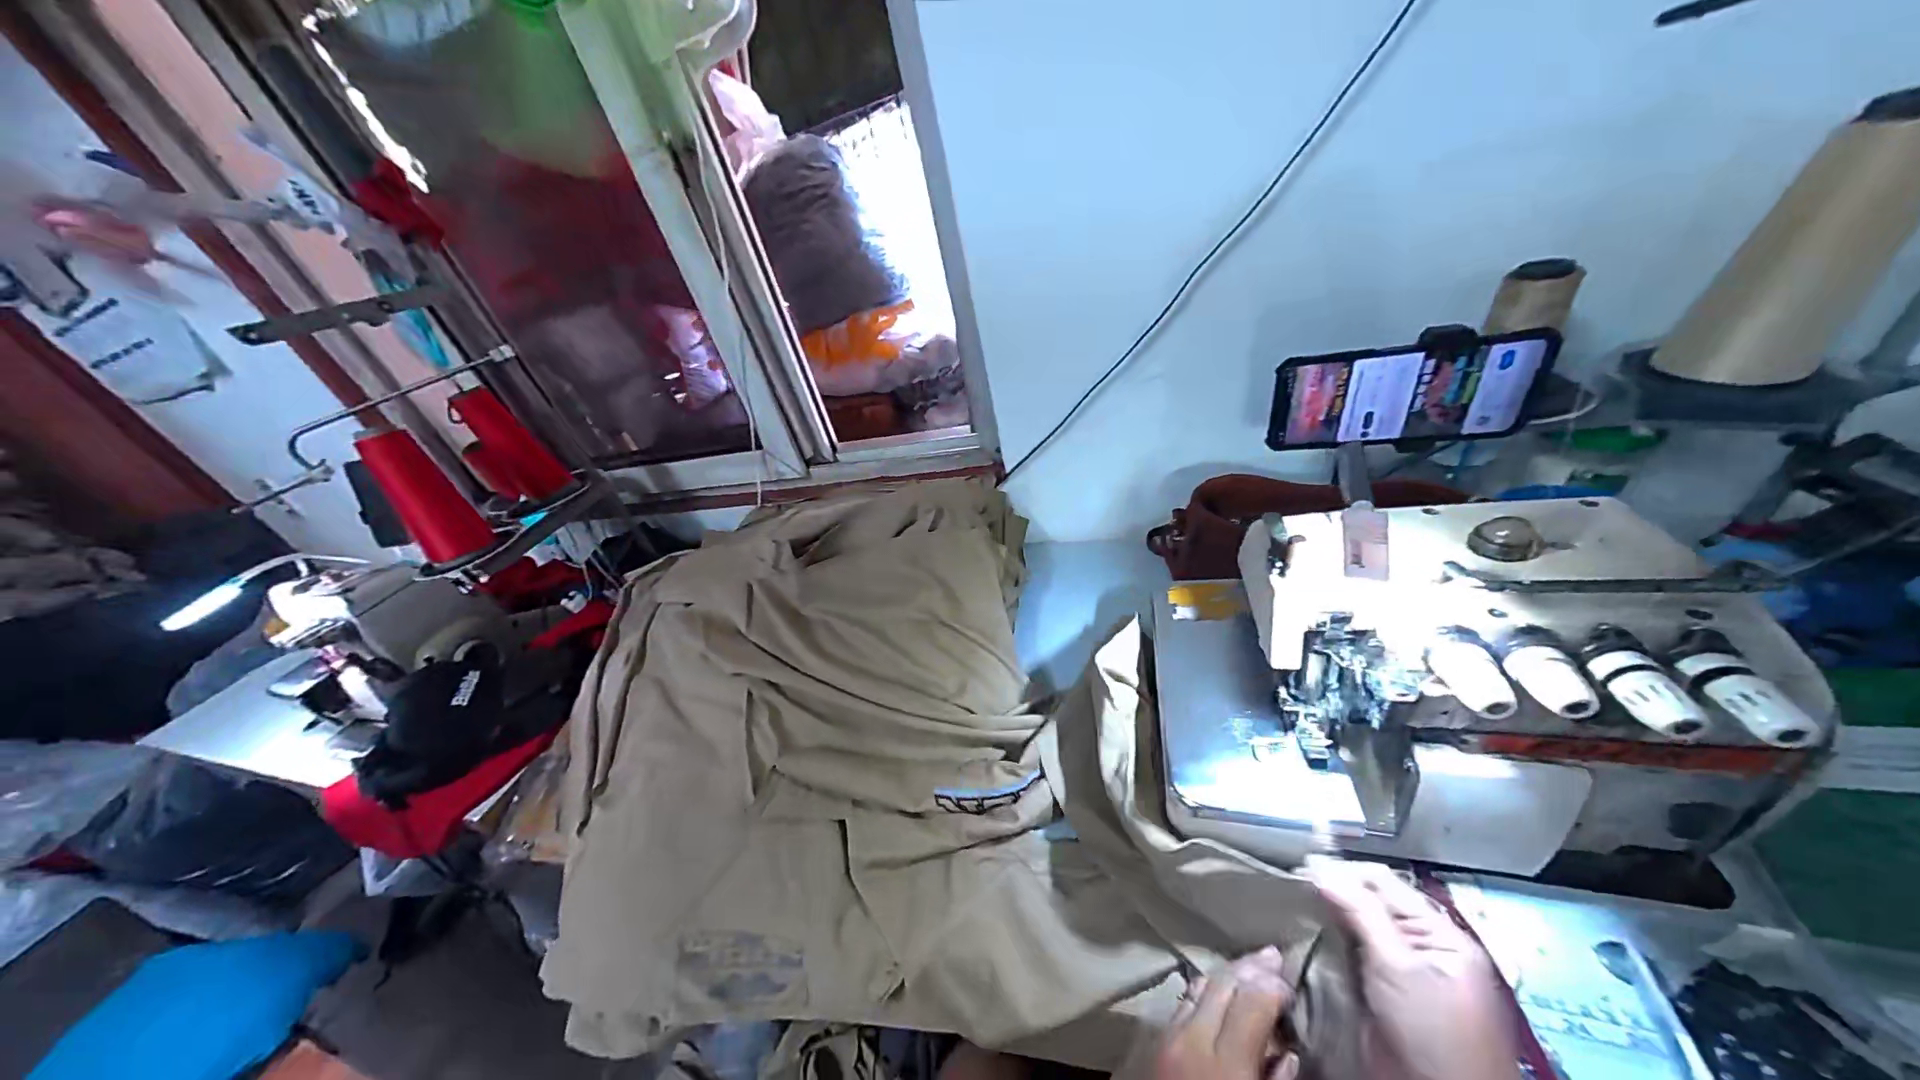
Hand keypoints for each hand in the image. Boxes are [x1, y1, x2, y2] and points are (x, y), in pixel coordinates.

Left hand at [1154, 947, 1298, 1079]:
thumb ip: (1275, 1079)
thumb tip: (1285, 1050)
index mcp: (1227, 1064)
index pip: (1252, 1002)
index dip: (1275, 987)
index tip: (1292, 986)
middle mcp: (1194, 1038)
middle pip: (1223, 985)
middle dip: (1251, 967)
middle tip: (1274, 956)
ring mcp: (1170, 1035)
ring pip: (1200, 986)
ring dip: (1227, 973)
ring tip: (1251, 965)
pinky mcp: (1157, 1040)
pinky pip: (1184, 1001)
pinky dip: (1205, 988)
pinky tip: (1218, 986)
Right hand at [1304, 857, 1518, 1079]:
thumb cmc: (1430, 1032)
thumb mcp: (1398, 967)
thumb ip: (1362, 913)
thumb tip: (1320, 868)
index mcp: (1440, 934)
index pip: (1385, 883)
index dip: (1344, 871)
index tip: (1301, 868)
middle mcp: (1422, 946)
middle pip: (1372, 902)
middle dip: (1334, 891)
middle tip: (1292, 884)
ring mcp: (1402, 969)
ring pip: (1360, 926)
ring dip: (1330, 914)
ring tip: (1292, 903)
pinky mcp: (1382, 990)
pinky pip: (1354, 952)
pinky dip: (1332, 939)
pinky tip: (1306, 931)